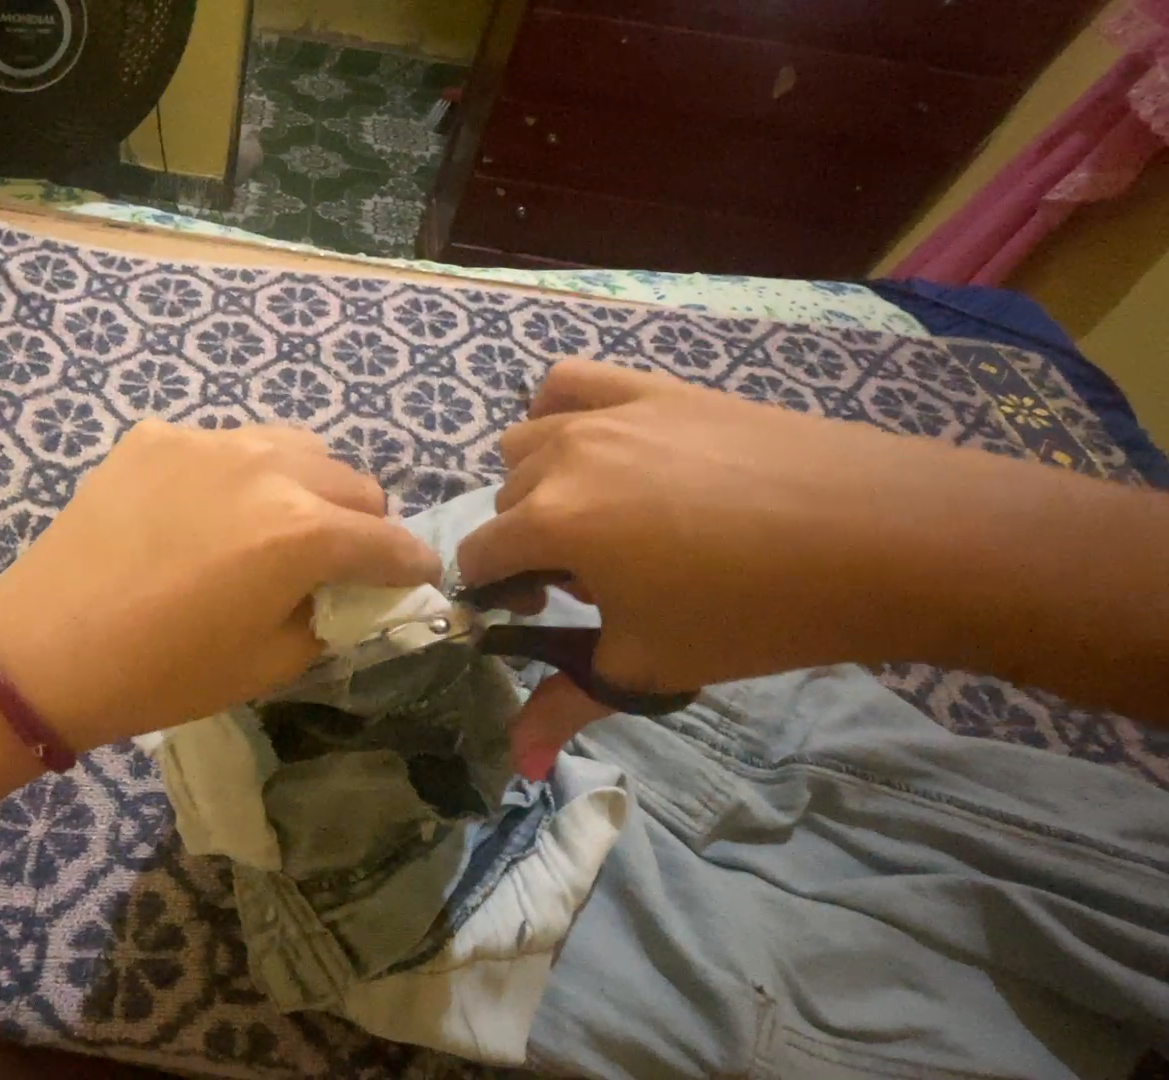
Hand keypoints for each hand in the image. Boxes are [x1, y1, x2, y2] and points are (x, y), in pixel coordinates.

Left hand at [0, 420, 440, 750]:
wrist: (42, 649)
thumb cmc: (161, 674)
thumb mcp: (268, 664)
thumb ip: (331, 617)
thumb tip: (354, 593)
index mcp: (301, 531)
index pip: (390, 540)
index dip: (412, 565)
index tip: (414, 578)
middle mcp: (265, 467)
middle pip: (353, 483)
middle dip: (362, 525)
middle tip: (340, 561)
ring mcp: (205, 441)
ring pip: (294, 447)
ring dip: (308, 486)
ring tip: (279, 524)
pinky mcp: (155, 436)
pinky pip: (225, 445)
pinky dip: (238, 475)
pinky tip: (203, 514)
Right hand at [458, 360, 1067, 757]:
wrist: (893, 540)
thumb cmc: (755, 613)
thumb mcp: (647, 666)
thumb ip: (563, 707)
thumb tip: (517, 765)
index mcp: (552, 522)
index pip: (477, 555)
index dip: (496, 593)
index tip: (540, 615)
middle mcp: (563, 456)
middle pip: (502, 504)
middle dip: (524, 545)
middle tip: (586, 580)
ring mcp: (608, 413)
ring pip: (524, 444)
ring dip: (537, 486)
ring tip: (597, 516)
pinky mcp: (655, 387)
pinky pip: (570, 381)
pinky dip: (559, 411)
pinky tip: (592, 444)